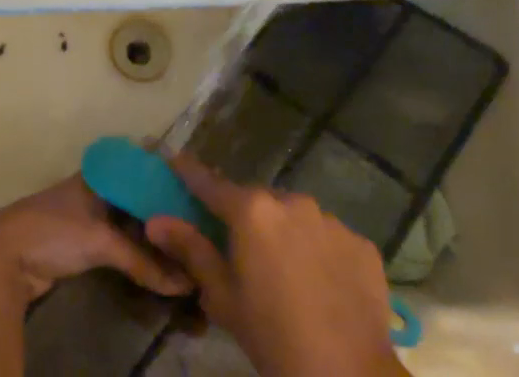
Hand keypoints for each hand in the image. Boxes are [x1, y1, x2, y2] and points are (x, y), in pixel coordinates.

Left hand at [0, 173, 193, 301]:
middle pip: (137, 198)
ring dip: (151, 235)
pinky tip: (159, 262)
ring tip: (185, 246)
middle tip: (198, 224)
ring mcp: (89, 216)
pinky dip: (137, 252)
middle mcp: (97, 190)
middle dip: (163, 212)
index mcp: (100, 176)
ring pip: (129, 222)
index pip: (141, 168)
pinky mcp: (82, 242)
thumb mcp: (101, 242)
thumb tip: (184, 285)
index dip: (167, 178)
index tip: (197, 189)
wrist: (5, 256)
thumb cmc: (53, 232)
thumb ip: (142, 262)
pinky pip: (119, 243)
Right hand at [145, 154, 408, 376]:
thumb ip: (191, 251)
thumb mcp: (222, 296)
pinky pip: (329, 238)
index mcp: (251, 211)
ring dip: (285, 232)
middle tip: (240, 248)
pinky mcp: (362, 244)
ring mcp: (332, 221)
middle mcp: (292, 202)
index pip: (210, 182)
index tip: (175, 161)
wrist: (347, 371)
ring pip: (296, 217)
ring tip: (284, 271)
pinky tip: (319, 283)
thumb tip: (156, 221)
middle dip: (245, 216)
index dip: (190, 172)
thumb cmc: (271, 333)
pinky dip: (319, 251)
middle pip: (258, 201)